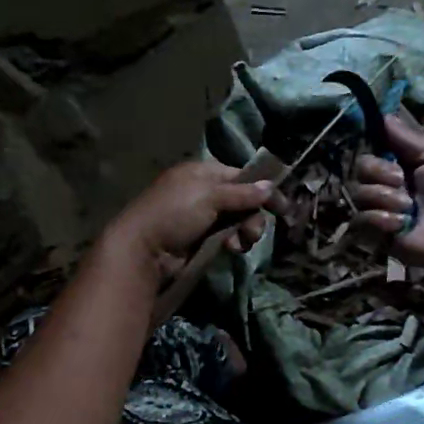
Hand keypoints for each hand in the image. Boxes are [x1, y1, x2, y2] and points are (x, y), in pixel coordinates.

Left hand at [103, 160, 278, 272]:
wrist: (142, 250)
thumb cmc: (174, 214)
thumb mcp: (210, 198)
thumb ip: (242, 193)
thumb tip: (271, 186)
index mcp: (203, 172)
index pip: (241, 176)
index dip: (262, 190)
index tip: (281, 206)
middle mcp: (204, 190)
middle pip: (243, 200)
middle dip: (252, 216)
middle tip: (252, 233)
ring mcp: (202, 215)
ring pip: (238, 219)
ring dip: (245, 231)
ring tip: (240, 244)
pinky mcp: (201, 237)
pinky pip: (228, 235)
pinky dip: (234, 241)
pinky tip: (231, 249)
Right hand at [347, 114, 423, 275]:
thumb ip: (410, 138)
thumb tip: (386, 115)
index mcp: (408, 164)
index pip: (377, 147)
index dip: (375, 144)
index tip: (378, 142)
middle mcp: (392, 184)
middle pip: (362, 167)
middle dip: (379, 171)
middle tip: (401, 180)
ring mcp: (384, 209)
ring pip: (359, 193)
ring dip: (385, 197)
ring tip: (408, 208)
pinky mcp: (378, 234)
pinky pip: (360, 220)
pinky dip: (380, 219)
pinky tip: (401, 224)